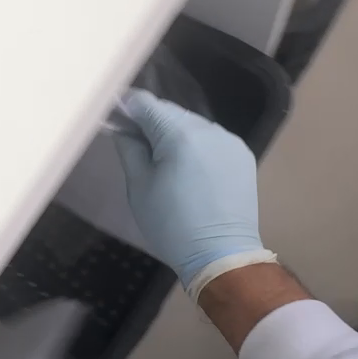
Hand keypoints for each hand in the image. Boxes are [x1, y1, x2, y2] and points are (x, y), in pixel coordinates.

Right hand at [111, 89, 272, 297]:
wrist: (221, 255)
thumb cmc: (171, 224)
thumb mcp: (138, 186)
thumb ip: (128, 148)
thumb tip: (122, 128)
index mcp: (180, 134)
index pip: (146, 103)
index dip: (126, 107)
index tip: (115, 120)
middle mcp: (209, 129)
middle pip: (170, 111)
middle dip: (150, 121)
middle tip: (135, 143)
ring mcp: (229, 140)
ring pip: (192, 124)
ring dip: (174, 132)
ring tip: (163, 159)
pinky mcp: (242, 155)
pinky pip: (211, 138)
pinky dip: (195, 144)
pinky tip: (188, 167)